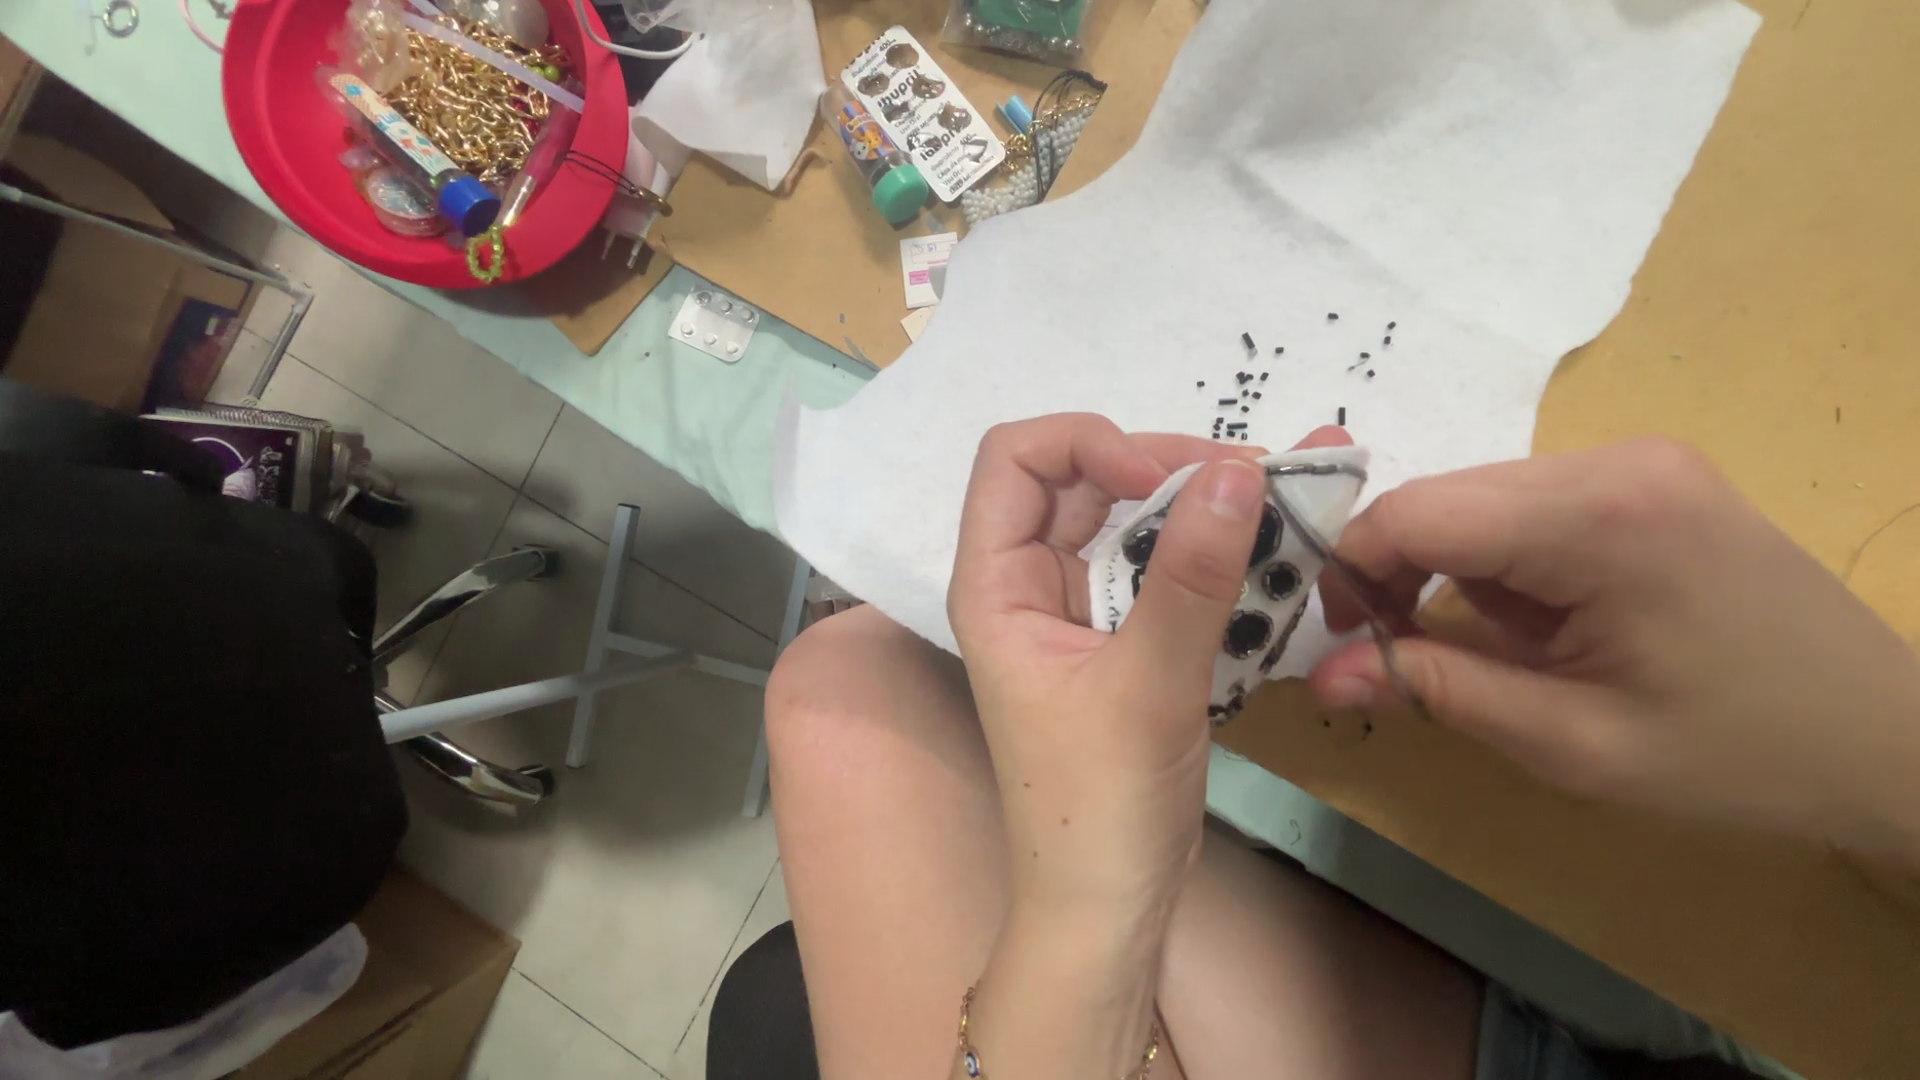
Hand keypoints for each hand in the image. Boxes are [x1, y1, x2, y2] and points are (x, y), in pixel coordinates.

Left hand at [948, 414, 1351, 917]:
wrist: (1105, 899)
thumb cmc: (1100, 802)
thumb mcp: (1150, 685)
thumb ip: (1190, 576)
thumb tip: (1236, 469)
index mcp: (995, 582)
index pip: (1014, 457)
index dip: (1086, 443)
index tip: (1163, 481)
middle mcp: (1024, 579)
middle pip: (1075, 476)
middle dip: (1157, 463)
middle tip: (1248, 479)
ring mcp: (1069, 605)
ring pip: (1120, 517)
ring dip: (1188, 501)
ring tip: (1267, 501)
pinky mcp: (1112, 632)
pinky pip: (1150, 563)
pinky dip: (1199, 548)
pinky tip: (1255, 549)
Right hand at [1310, 437, 1919, 859]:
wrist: (1896, 742)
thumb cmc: (1736, 753)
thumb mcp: (1569, 740)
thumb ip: (1434, 689)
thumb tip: (1319, 677)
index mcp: (1597, 518)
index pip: (1413, 513)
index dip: (1351, 568)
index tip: (1342, 634)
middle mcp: (1608, 461)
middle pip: (1436, 499)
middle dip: (1393, 571)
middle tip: (1396, 645)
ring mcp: (1629, 460)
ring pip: (1465, 499)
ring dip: (1443, 568)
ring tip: (1485, 640)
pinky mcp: (1637, 476)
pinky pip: (1511, 503)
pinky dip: (1488, 558)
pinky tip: (1530, 610)